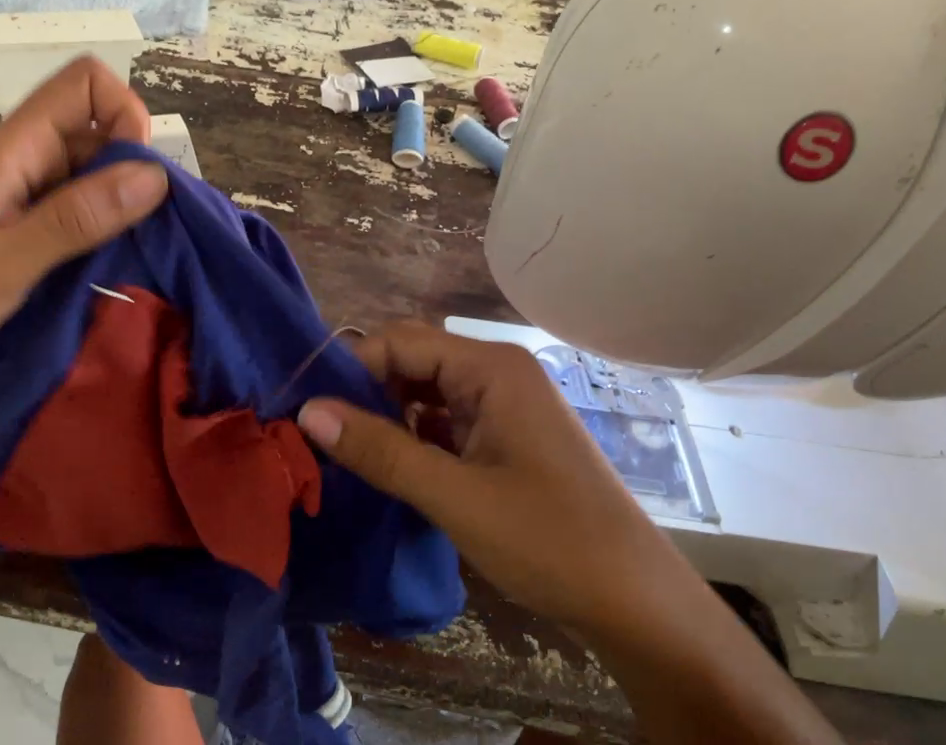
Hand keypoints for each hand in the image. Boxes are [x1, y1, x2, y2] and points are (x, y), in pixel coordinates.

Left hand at [0, 57, 169, 392]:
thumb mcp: (6, 262)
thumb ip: (79, 218)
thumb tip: (155, 176)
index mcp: (10, 148)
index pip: (82, 83)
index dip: (123, 113)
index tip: (137, 176)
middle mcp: (16, 156)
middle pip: (92, 126)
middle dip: (129, 165)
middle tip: (139, 229)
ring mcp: (12, 188)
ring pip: (83, 167)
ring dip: (114, 198)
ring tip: (122, 250)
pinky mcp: (9, 219)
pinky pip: (66, 201)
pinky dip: (92, 221)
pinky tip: (96, 259)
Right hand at [296, 321, 692, 632]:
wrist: (638, 604)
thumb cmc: (550, 541)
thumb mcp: (454, 496)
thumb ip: (380, 450)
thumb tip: (307, 411)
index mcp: (491, 368)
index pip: (399, 341)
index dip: (351, 369)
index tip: (307, 410)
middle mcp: (497, 374)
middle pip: (412, 362)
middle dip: (365, 394)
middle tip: (319, 436)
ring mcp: (505, 408)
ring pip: (426, 395)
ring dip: (387, 420)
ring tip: (344, 455)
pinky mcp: (506, 441)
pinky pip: (445, 424)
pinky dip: (413, 441)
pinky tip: (388, 470)